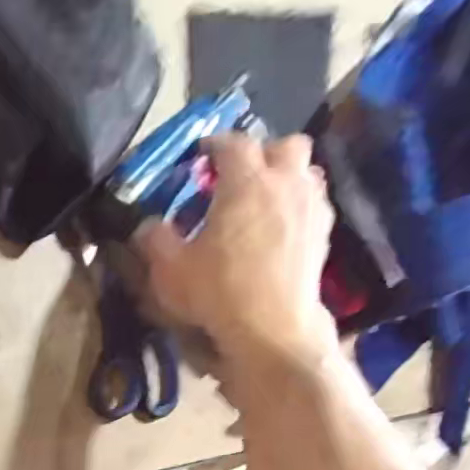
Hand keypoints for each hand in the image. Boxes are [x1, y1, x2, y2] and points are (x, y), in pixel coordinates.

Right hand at [131, 134, 338, 389]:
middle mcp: (285, 182)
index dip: (213, 143)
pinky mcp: (323, 232)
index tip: (199, 154)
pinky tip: (276, 228)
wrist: (270, 326)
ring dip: (282, 176)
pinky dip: (294, 205)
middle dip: (260, 152)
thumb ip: (154, 240)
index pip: (232, 143)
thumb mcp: (169, 269)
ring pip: (303, 171)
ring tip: (258, 201)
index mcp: (245, 182)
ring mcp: (310, 205)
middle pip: (284, 144)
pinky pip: (311, 202)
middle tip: (236, 176)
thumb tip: (146, 225)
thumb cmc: (216, 291)